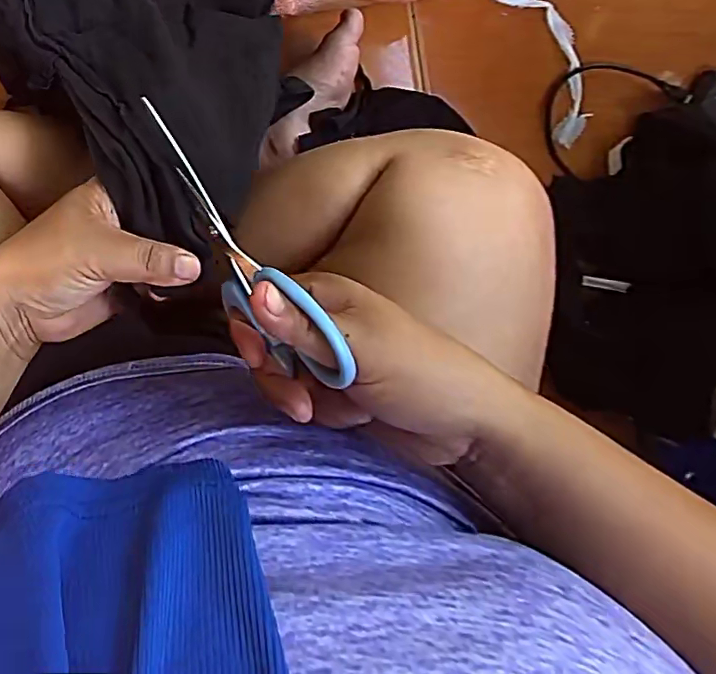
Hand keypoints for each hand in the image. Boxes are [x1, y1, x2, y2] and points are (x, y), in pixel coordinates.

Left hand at [0, 180, 200, 360]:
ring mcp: (126, 252)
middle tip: (217, 248)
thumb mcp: (101, 250)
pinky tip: (189, 290)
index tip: (218, 213)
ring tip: (207, 271)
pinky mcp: (128, 282)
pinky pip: (159, 283)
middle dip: (186, 238)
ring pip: (165, 256)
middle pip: (166, 224)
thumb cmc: (44, 260)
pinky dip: (171, 289)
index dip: (186, 201)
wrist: (18, 312)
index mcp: (112, 194)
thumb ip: (149, 256)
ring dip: (180, 267)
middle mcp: (122, 219)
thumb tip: (193, 265)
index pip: (158, 189)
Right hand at [227, 272, 523, 464]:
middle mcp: (321, 319)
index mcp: (324, 294)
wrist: (465, 426)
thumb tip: (254, 290)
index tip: (258, 354)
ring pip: (280, 372)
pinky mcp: (335, 386)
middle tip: (298, 395)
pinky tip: (352, 414)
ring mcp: (328, 354)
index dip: (250, 323)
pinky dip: (319, 410)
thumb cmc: (422, 372)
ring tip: (329, 408)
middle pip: (264, 338)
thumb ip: (301, 324)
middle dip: (274, 371)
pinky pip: (302, 396)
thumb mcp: (357, 348)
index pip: (261, 295)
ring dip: (297, 396)